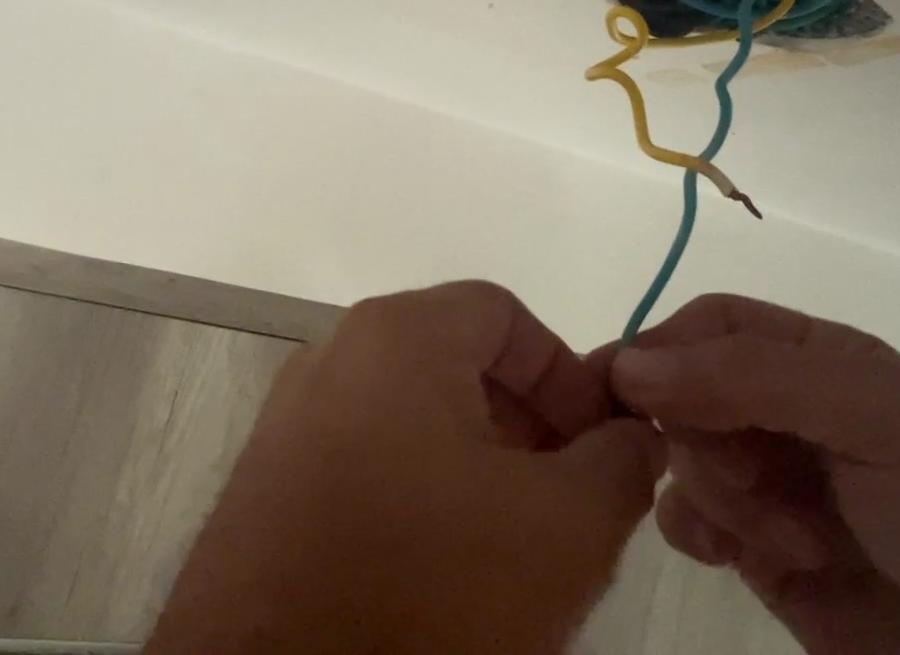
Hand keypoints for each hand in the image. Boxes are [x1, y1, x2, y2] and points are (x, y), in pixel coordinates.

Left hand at [147, 282, 665, 654]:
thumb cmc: (429, 584)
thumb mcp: (564, 526)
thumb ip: (621, 462)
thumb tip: (632, 434)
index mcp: (397, 335)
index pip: (504, 314)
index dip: (565, 371)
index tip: (597, 443)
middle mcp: (332, 356)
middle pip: (455, 359)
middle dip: (526, 420)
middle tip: (563, 493)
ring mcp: (290, 418)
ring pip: (411, 412)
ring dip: (476, 458)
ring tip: (510, 534)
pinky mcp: (267, 480)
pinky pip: (364, 454)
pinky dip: (417, 485)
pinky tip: (439, 558)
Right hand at [605, 293, 899, 654]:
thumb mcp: (880, 420)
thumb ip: (753, 378)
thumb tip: (627, 363)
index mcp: (820, 358)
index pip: (710, 324)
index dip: (662, 347)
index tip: (622, 391)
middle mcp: (788, 412)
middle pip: (684, 390)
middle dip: (699, 434)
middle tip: (747, 481)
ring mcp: (773, 483)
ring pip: (681, 456)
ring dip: (712, 493)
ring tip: (783, 539)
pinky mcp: (761, 552)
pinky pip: (690, 520)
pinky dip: (698, 531)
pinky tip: (734, 558)